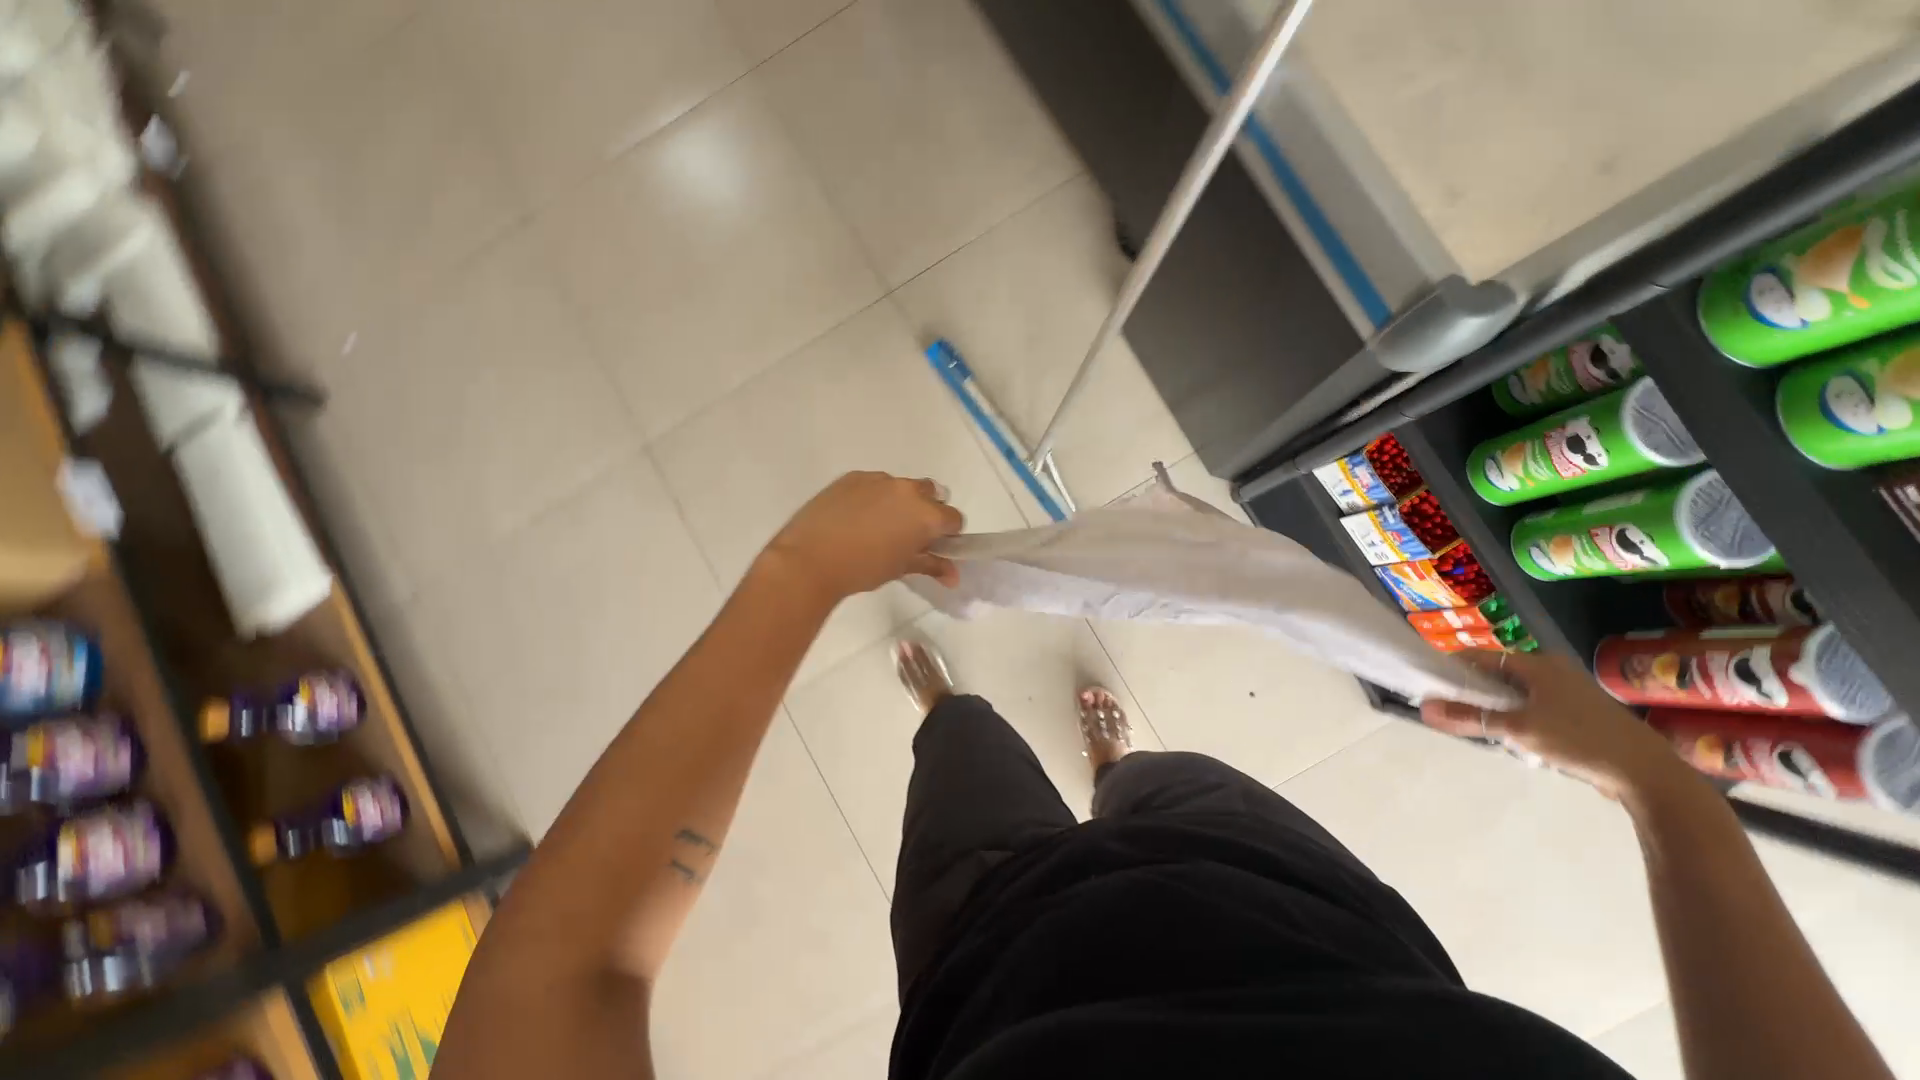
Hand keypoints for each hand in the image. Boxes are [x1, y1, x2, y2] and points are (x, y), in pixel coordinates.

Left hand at [760, 472, 964, 602]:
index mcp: (927, 515)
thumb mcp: (900, 569)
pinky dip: (873, 497)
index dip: (947, 534)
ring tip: (877, 526)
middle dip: (926, 512)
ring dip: (900, 502)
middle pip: (932, 495)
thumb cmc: (862, 569)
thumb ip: (931, 566)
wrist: (810, 559)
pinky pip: (874, 484)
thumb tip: (953, 576)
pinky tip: (855, 517)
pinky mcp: (853, 476)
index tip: (932, 547)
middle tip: (907, 535)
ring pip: (902, 487)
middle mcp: (908, 491)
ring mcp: (879, 480)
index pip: (953, 519)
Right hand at [1421, 651, 1694, 802]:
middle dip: (1474, 690)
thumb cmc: (1578, 740)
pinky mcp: (1580, 712)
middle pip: (1500, 674)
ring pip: (1518, 692)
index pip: (1482, 657)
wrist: (1645, 771)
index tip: (1430, 683)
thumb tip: (1424, 708)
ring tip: (1481, 726)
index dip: (1454, 666)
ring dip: (1497, 706)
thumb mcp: (1518, 729)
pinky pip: (1536, 706)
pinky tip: (1516, 737)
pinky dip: (1519, 716)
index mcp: (1538, 664)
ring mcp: (1569, 690)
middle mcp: (1553, 669)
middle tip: (1451, 709)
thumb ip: (1471, 718)